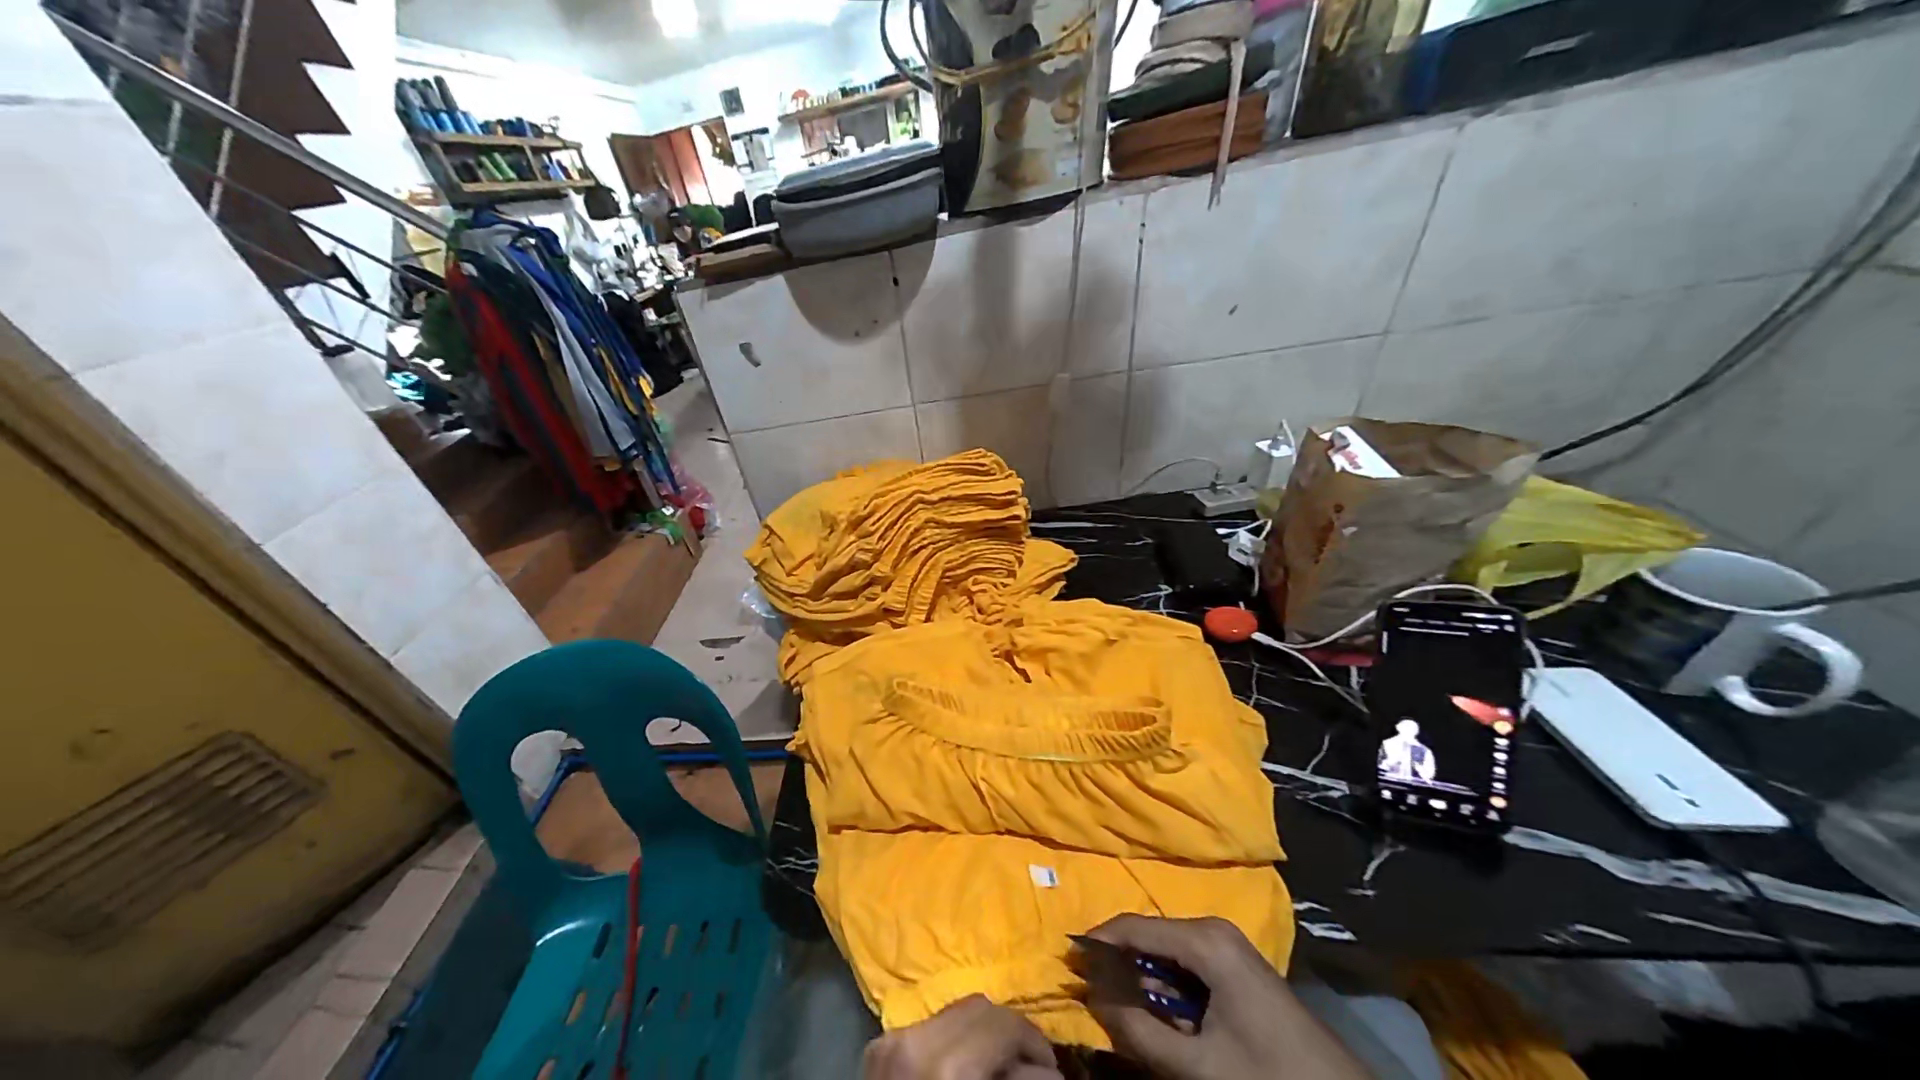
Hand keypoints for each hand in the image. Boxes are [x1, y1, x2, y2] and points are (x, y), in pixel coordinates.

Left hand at [863, 995, 1063, 1079]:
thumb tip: (1046, 1073)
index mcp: (952, 1073)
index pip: (1010, 1031)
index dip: (1041, 1056)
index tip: (1054, 1076)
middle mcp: (918, 1045)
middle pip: (986, 1012)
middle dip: (1015, 1039)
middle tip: (1033, 1070)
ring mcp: (893, 1043)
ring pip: (959, 1011)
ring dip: (985, 1037)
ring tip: (1001, 1070)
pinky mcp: (879, 1048)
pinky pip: (932, 1026)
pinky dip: (955, 1043)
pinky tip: (965, 1072)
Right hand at [1086, 916, 1370, 1079]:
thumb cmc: (1267, 1075)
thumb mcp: (1198, 1066)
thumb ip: (1140, 1033)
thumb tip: (1093, 998)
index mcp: (1205, 940)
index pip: (1133, 927)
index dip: (1096, 943)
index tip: (1066, 963)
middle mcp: (1214, 931)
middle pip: (1149, 936)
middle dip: (1118, 964)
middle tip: (1092, 994)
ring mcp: (1229, 947)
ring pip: (1166, 953)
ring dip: (1142, 980)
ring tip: (1120, 1009)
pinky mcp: (1237, 968)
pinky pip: (1187, 967)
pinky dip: (1166, 988)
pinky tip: (1161, 1017)